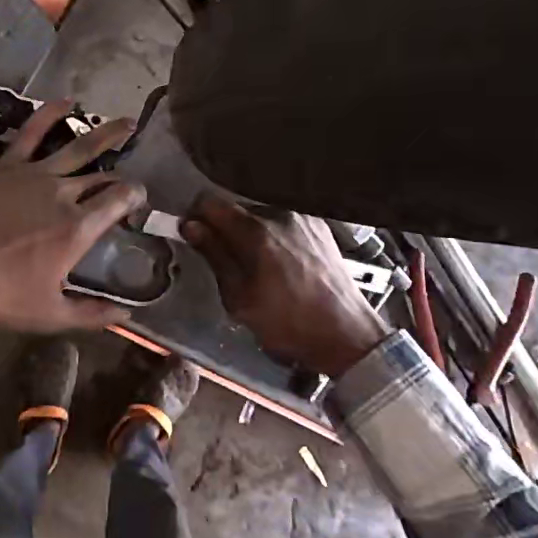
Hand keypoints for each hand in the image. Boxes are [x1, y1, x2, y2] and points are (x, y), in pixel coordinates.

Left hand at [0, 101, 143, 338]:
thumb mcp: (49, 315)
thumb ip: (92, 314)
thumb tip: (128, 317)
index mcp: (77, 228)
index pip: (120, 199)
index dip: (136, 196)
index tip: (140, 200)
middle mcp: (62, 194)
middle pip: (103, 176)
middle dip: (122, 177)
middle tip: (129, 181)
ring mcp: (34, 175)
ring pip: (79, 147)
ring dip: (107, 133)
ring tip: (127, 123)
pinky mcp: (7, 167)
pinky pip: (32, 133)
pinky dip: (50, 113)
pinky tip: (66, 101)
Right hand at [181, 194, 388, 375]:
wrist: (346, 335)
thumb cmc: (288, 324)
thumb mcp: (239, 299)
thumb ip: (214, 256)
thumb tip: (191, 226)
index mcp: (256, 231)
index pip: (211, 202)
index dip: (196, 217)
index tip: (194, 236)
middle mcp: (279, 214)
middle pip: (237, 208)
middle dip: (225, 229)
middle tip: (227, 261)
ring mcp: (302, 217)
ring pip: (261, 214)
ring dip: (251, 232)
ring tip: (259, 266)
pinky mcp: (319, 225)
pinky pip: (284, 221)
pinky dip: (274, 235)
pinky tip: (282, 262)